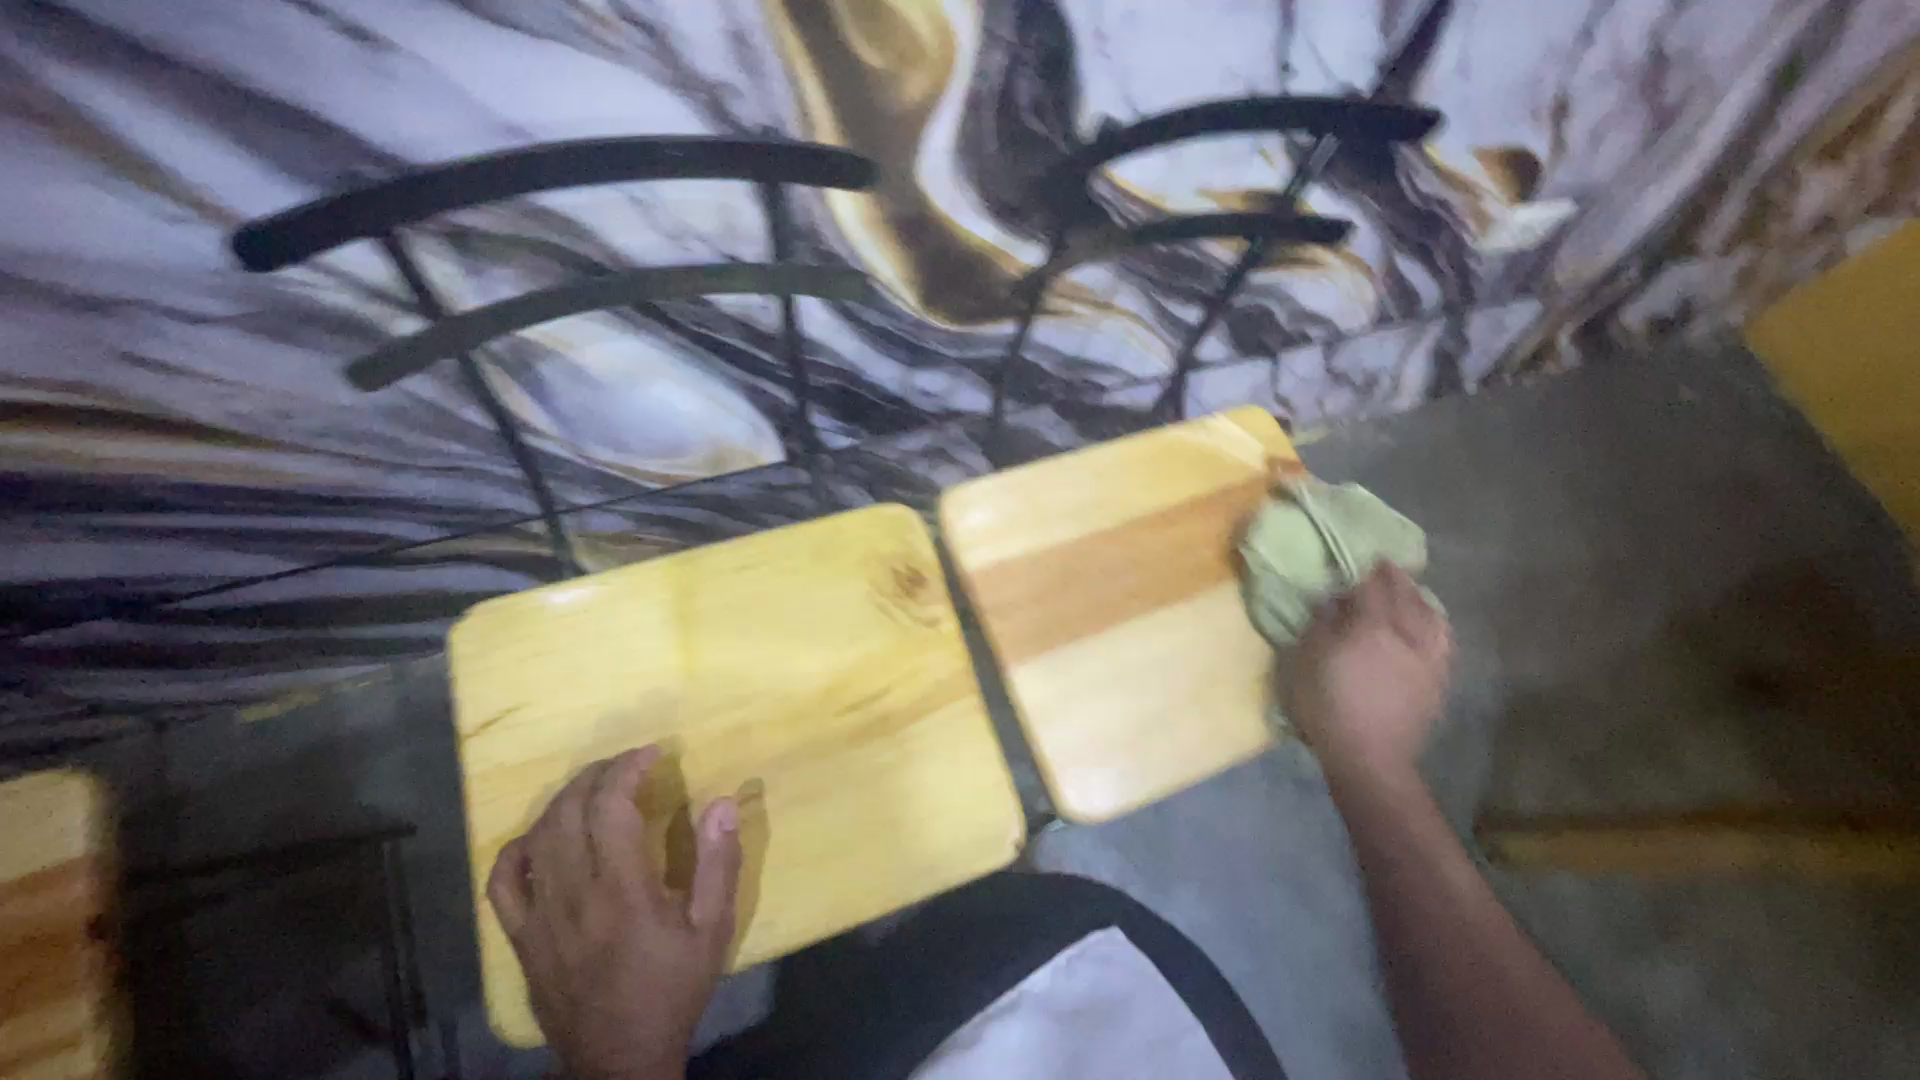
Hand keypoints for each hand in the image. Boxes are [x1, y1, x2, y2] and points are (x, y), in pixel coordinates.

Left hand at [487, 746, 741, 1079]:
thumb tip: (722, 802)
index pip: (611, 808)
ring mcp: (540, 918)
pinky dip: (519, 848)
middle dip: (597, 774)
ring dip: (564, 801)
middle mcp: (574, 897)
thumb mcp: (713, 930)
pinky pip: (504, 882)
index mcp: (624, 893)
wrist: (619, 1059)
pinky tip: (543, 836)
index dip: (628, 768)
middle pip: (569, 812)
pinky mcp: (521, 938)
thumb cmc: (673, 990)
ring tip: (594, 789)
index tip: (652, 752)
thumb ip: (719, 864)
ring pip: (537, 837)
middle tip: (626, 765)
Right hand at [1286, 561, 1451, 784]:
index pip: (1369, 584)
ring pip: (1429, 611)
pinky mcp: (1438, 676)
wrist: (1369, 757)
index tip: (1352, 556)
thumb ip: (1319, 625)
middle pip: (1403, 592)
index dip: (1361, 567)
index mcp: (1371, 626)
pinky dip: (1434, 620)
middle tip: (1379, 564)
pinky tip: (1428, 621)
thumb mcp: (1305, 662)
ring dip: (1416, 595)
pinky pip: (1442, 637)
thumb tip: (1330, 601)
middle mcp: (1406, 633)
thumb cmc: (1327, 707)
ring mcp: (1427, 655)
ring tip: (1406, 590)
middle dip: (1391, 575)